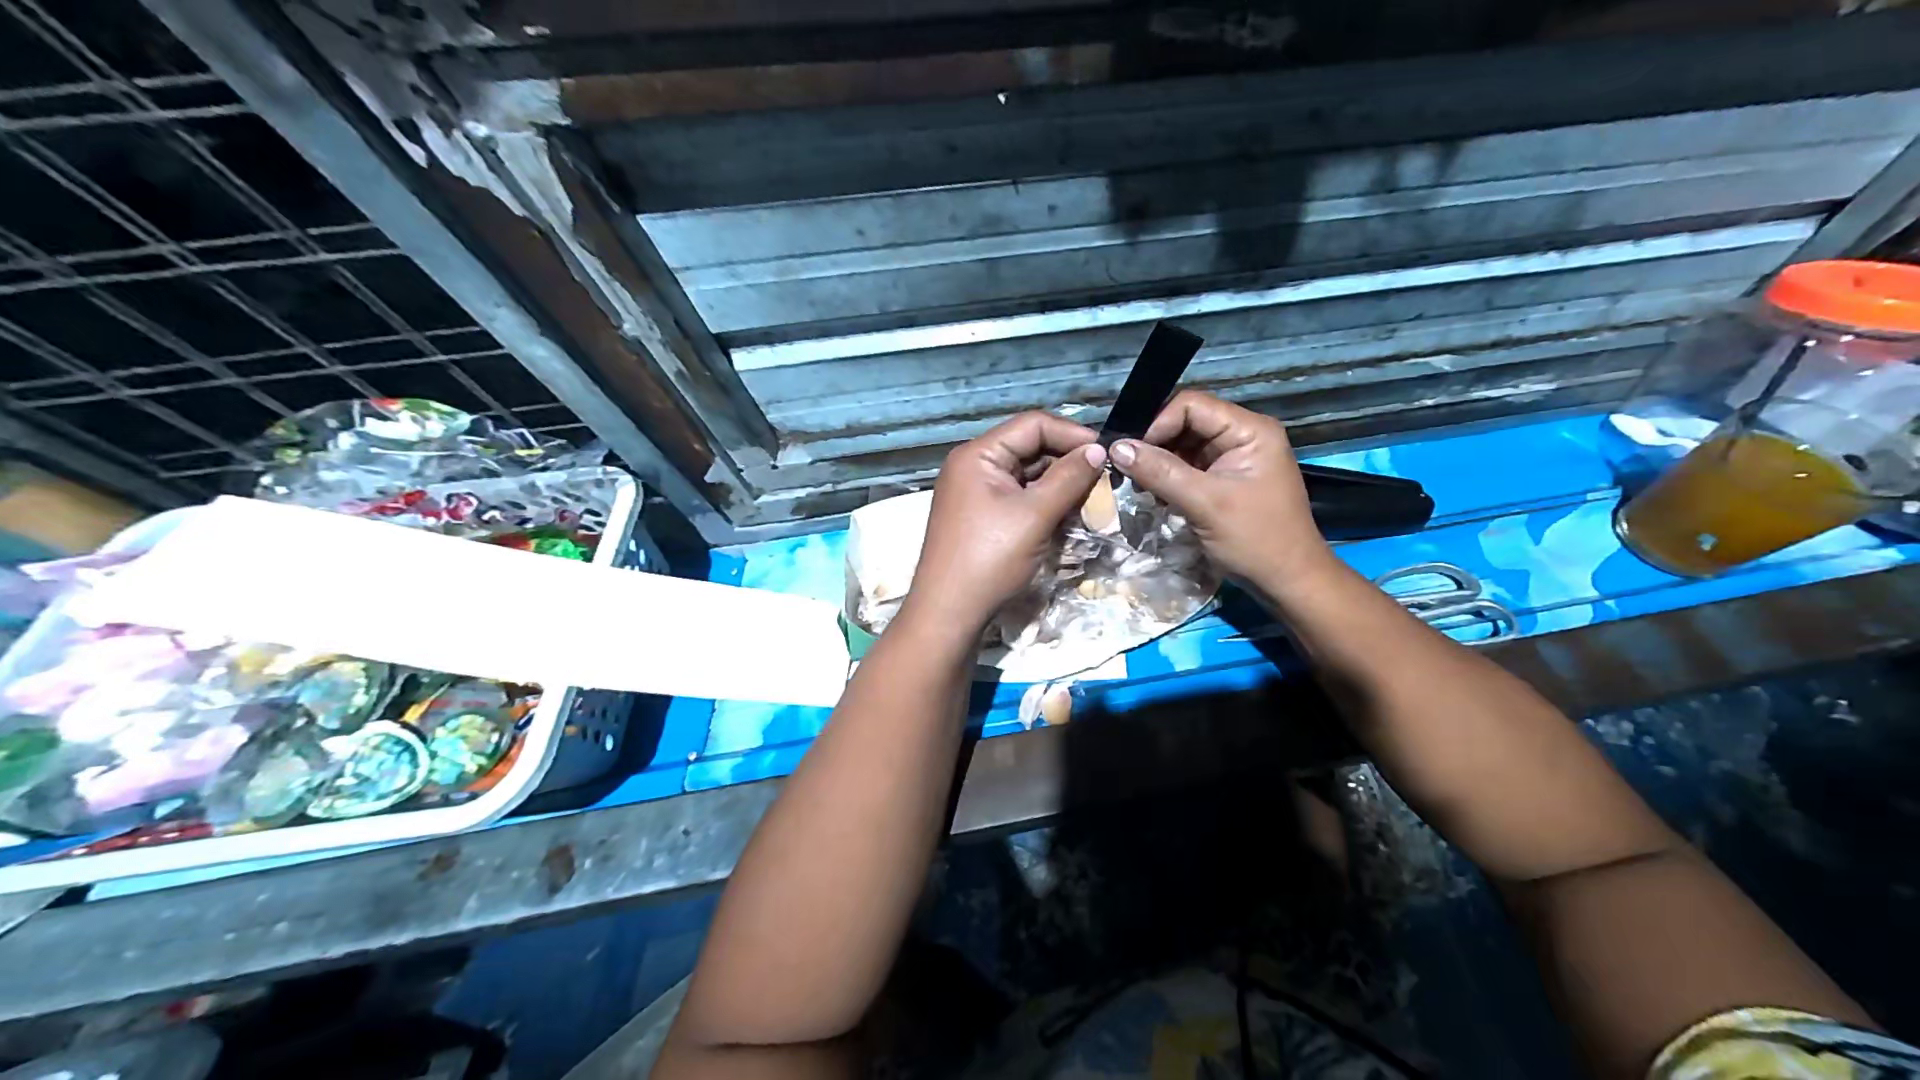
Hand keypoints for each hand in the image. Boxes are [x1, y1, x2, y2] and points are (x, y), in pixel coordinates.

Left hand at [905, 412, 1107, 632]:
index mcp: (978, 455)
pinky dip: (1044, 505)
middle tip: (1103, 483)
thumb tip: (1099, 450)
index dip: (1072, 434)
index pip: (1033, 425)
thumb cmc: (990, 559)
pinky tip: (1066, 518)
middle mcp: (974, 467)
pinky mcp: (982, 517)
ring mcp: (976, 493)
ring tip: (1090, 503)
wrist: (949, 613)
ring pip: (1028, 476)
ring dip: (1060, 487)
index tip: (1106, 454)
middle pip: (1031, 449)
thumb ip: (1069, 478)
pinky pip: (1019, 498)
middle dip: (1068, 463)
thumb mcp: (1035, 516)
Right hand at [1109, 391, 1332, 585]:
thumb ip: (1160, 472)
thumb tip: (1116, 448)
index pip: (1191, 405)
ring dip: (1158, 463)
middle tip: (1129, 472)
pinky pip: (1187, 466)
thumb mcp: (1204, 503)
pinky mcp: (1223, 479)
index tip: (1134, 455)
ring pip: (1182, 445)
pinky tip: (1155, 495)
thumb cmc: (1255, 539)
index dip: (1158, 424)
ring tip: (1140, 486)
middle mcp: (1241, 436)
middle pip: (1185, 422)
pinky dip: (1167, 478)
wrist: (1287, 581)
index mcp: (1249, 430)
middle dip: (1154, 444)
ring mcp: (1233, 458)